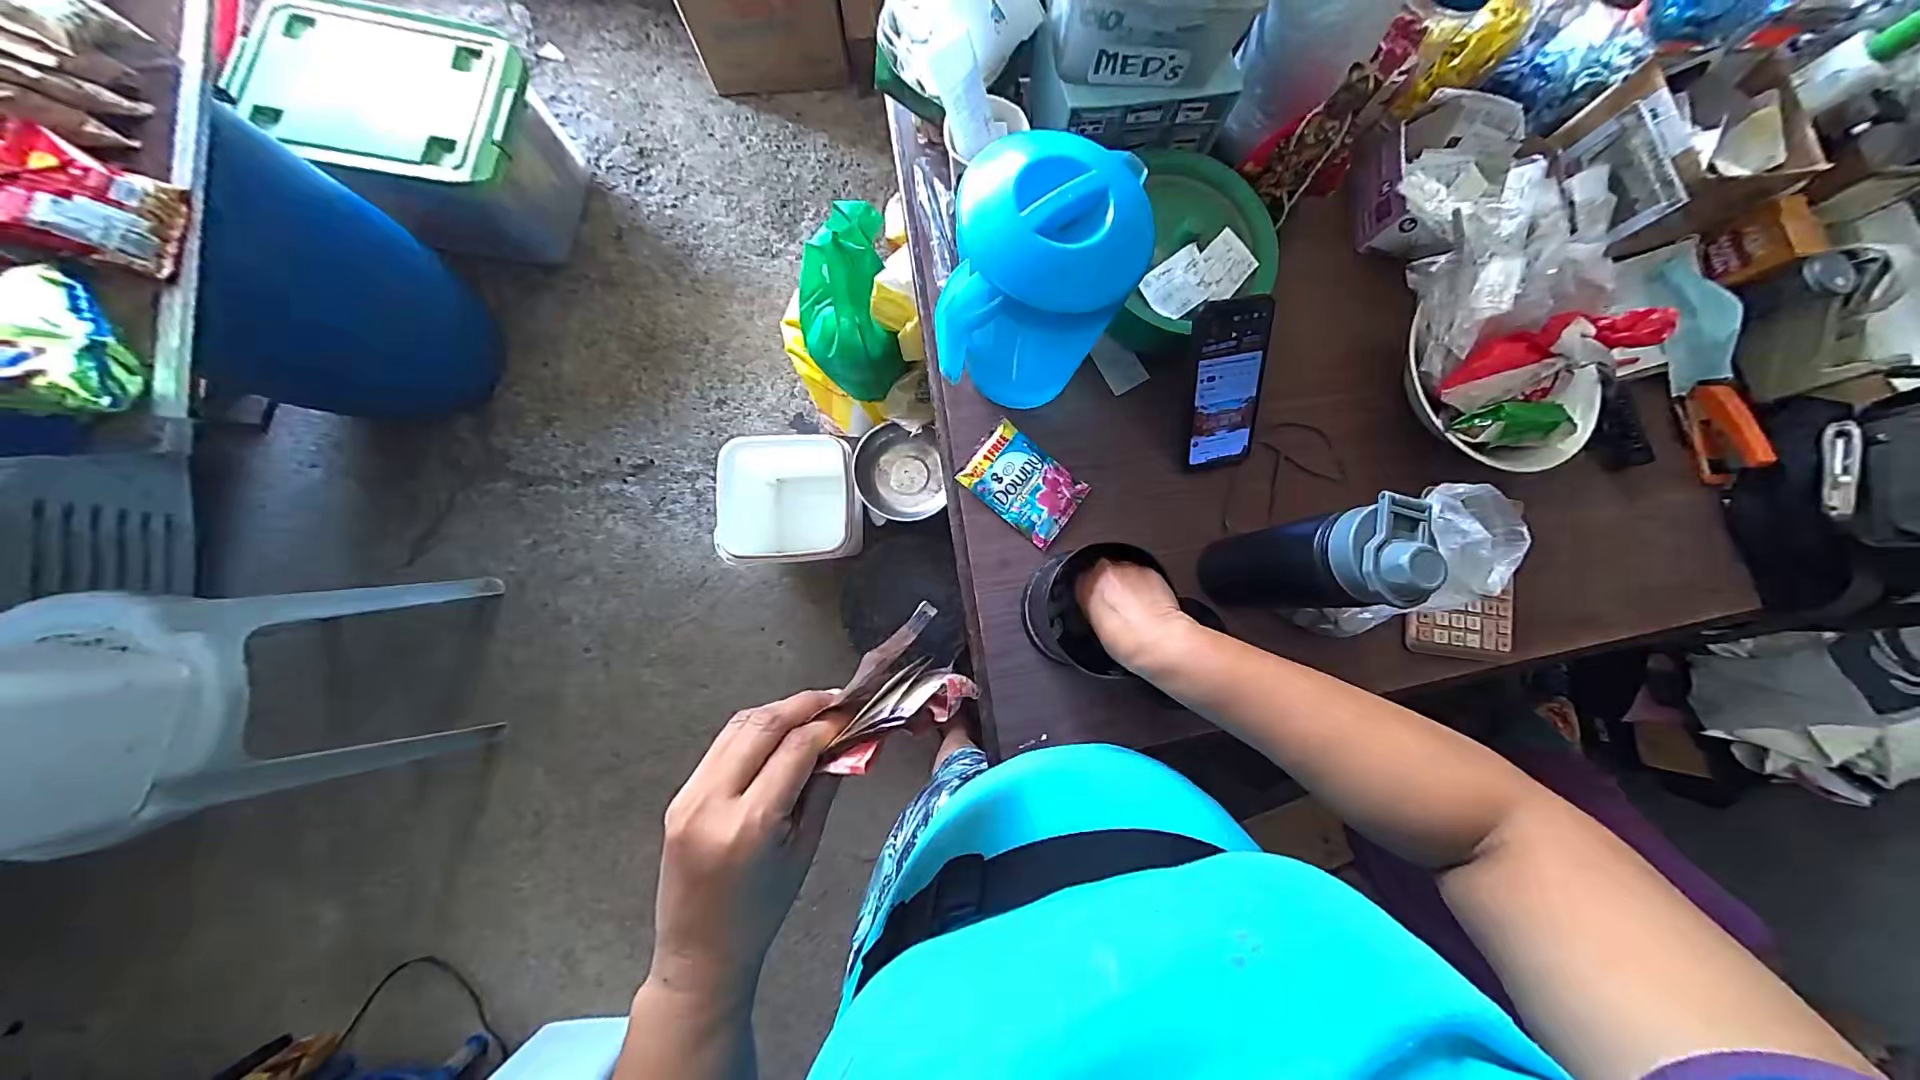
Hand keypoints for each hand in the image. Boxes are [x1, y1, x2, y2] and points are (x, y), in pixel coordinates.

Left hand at [648, 690, 841, 1007]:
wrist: (700, 952)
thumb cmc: (762, 911)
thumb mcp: (805, 848)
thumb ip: (823, 788)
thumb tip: (843, 744)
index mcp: (749, 824)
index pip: (796, 748)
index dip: (828, 724)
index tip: (851, 714)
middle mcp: (712, 802)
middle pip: (763, 724)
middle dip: (804, 704)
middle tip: (835, 701)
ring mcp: (689, 796)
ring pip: (739, 725)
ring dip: (778, 710)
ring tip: (811, 711)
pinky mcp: (680, 796)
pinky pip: (722, 745)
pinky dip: (754, 729)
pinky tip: (777, 731)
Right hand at [1075, 558, 1193, 672]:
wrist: (1161, 641)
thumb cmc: (1129, 642)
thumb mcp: (1096, 629)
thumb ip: (1091, 608)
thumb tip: (1094, 605)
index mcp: (1087, 587)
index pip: (1081, 580)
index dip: (1089, 592)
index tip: (1095, 602)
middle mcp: (1107, 573)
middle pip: (1102, 572)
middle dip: (1108, 585)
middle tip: (1116, 606)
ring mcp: (1130, 570)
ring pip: (1123, 571)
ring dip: (1126, 584)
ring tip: (1133, 607)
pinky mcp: (1151, 572)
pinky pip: (1141, 575)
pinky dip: (1143, 585)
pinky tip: (1147, 604)